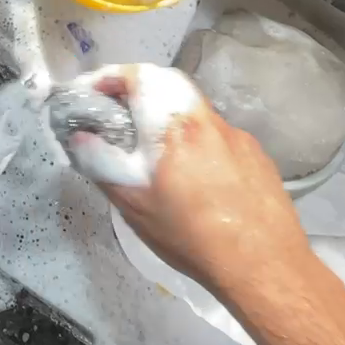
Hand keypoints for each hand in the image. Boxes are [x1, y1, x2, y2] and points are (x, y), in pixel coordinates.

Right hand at [80, 64, 312, 303]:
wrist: (265, 268)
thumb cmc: (191, 236)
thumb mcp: (133, 204)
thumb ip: (100, 163)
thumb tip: (79, 136)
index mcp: (173, 126)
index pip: (140, 75)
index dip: (112, 76)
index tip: (95, 93)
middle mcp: (207, 121)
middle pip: (168, 86)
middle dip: (139, 93)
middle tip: (119, 118)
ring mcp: (237, 137)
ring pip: (193, 112)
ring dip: (168, 120)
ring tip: (155, 155)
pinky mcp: (257, 156)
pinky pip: (216, 135)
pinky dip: (196, 142)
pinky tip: (194, 178)